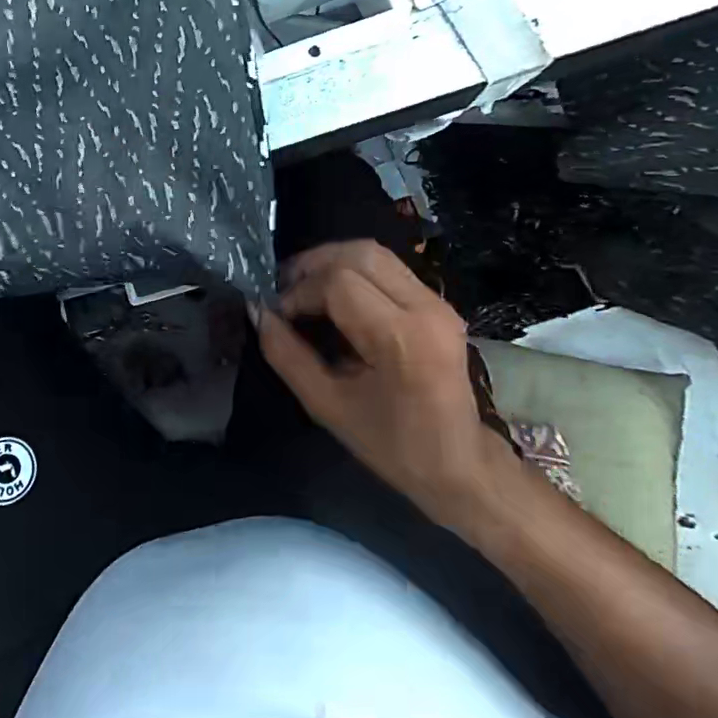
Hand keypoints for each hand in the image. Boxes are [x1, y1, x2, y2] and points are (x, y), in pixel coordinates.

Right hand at [252, 240, 522, 525]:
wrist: (458, 464)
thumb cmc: (392, 446)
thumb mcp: (328, 406)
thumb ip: (288, 356)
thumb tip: (259, 313)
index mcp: (402, 337)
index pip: (339, 283)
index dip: (299, 291)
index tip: (277, 314)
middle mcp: (426, 307)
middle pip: (361, 254)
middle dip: (314, 264)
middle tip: (284, 289)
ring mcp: (439, 302)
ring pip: (377, 254)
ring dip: (334, 262)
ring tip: (304, 288)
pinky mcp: (440, 305)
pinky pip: (391, 270)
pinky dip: (355, 273)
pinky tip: (334, 298)